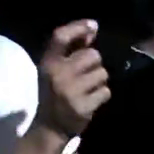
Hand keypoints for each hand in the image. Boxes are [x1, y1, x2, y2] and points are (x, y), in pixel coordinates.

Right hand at [36, 19, 109, 136]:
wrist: (50, 127)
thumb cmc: (55, 93)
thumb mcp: (56, 69)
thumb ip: (72, 49)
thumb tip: (92, 29)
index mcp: (48, 63)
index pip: (61, 37)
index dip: (78, 27)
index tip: (93, 26)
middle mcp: (58, 75)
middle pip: (92, 55)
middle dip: (94, 64)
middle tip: (86, 75)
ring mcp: (71, 91)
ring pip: (102, 74)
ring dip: (99, 80)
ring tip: (88, 89)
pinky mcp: (83, 107)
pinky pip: (105, 92)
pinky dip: (102, 95)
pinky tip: (91, 100)